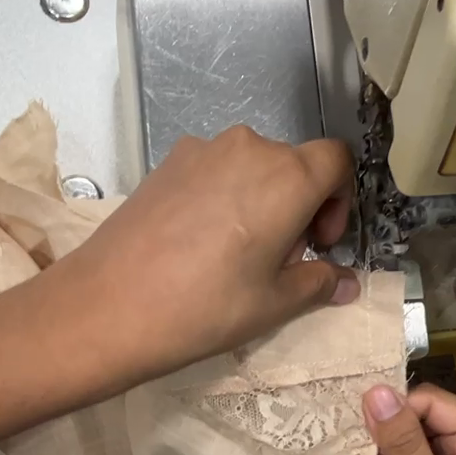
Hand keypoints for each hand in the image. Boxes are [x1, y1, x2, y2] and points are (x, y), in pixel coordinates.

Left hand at [51, 126, 359, 381]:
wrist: (109, 305)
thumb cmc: (206, 306)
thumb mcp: (273, 304)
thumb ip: (318, 283)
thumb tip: (347, 283)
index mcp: (287, 176)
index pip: (337, 160)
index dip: (340, 200)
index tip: (319, 243)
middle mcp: (248, 148)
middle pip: (293, 165)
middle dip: (299, 208)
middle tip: (277, 260)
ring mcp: (201, 150)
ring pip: (252, 168)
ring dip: (260, 202)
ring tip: (234, 254)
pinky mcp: (166, 163)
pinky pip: (214, 172)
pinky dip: (223, 197)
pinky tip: (197, 244)